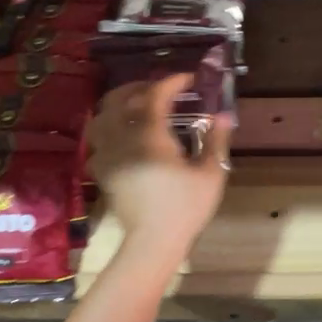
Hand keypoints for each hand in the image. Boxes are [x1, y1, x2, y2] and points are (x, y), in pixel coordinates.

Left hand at [87, 74, 231, 260]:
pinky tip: (123, 137)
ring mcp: (107, 154)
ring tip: (136, 107)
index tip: (189, 80)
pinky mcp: (102, 171)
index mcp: (150, 135)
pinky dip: (108, 130)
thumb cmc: (186, 208)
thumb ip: (216, 140)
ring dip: (118, 105)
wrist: (153, 242)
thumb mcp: (210, 174)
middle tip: (160, 89)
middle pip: (120, 98)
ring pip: (101, 116)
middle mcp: (123, 138)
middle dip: (140, 87)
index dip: (172, 82)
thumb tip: (223, 116)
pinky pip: (97, 141)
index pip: (156, 95)